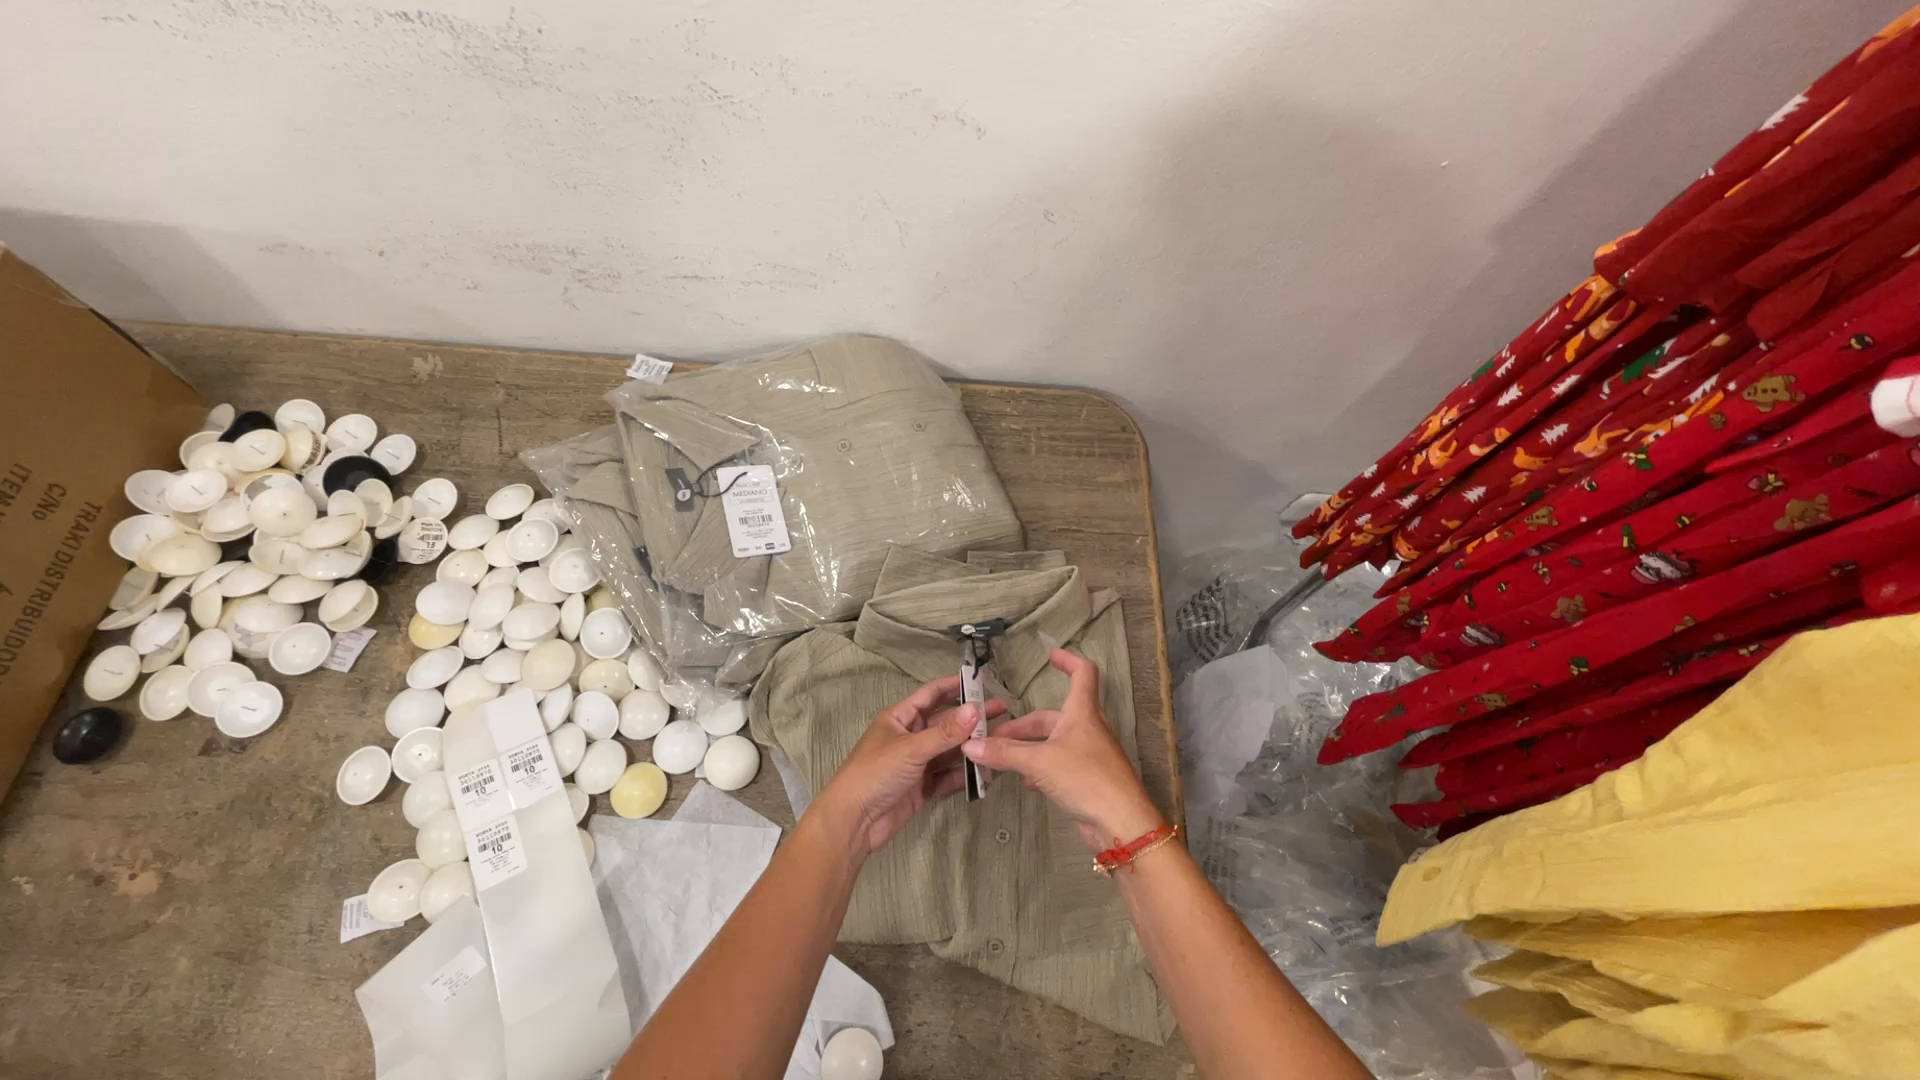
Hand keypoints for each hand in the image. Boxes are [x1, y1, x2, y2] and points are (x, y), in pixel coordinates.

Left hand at [813, 675, 1009, 857]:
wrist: (854, 821)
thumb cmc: (875, 773)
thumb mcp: (910, 749)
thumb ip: (944, 731)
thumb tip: (975, 709)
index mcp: (900, 718)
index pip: (932, 694)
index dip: (956, 686)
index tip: (983, 681)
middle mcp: (911, 736)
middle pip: (946, 723)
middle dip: (972, 718)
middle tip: (1005, 712)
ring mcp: (918, 763)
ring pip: (950, 750)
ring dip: (973, 746)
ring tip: (1003, 741)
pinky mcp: (923, 787)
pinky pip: (949, 775)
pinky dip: (967, 773)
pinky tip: (988, 771)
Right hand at [962, 649, 1163, 848]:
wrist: (1121, 824)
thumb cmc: (1086, 778)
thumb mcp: (1040, 762)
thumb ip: (1004, 753)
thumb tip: (970, 745)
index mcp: (1082, 713)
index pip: (1083, 674)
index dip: (1068, 660)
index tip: (1049, 655)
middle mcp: (1087, 728)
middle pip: (1051, 717)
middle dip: (1021, 726)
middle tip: (992, 739)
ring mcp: (1088, 755)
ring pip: (1051, 743)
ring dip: (1026, 749)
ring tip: (1000, 760)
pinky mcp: (1087, 779)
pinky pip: (1057, 765)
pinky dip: (1039, 769)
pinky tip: (1025, 783)